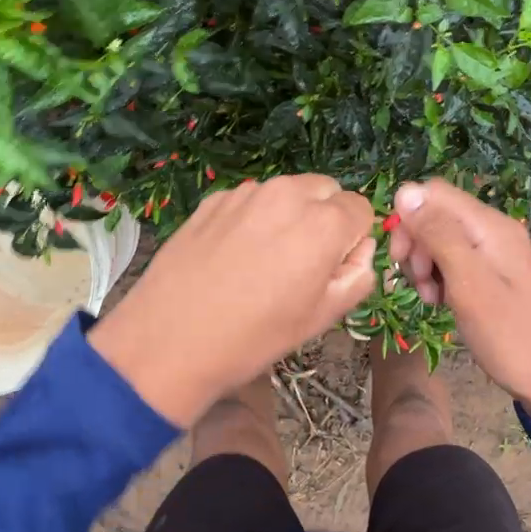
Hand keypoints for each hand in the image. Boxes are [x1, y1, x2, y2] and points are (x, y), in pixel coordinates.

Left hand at [89, 175, 375, 426]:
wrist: (168, 341)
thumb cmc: (254, 337)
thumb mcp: (321, 318)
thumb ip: (357, 276)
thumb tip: (360, 251)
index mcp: (323, 224)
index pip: (361, 209)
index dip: (354, 238)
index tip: (334, 266)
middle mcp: (288, 194)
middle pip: (327, 190)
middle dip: (326, 218)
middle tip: (303, 262)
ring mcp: (247, 193)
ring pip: (288, 191)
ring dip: (291, 214)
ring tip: (265, 260)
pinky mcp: (214, 199)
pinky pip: (252, 199)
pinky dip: (255, 217)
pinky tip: (234, 256)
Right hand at [387, 180, 530, 417]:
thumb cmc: (509, 335)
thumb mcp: (468, 284)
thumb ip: (438, 235)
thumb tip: (406, 192)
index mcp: (490, 226)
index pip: (435, 193)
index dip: (408, 216)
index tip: (400, 255)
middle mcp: (493, 230)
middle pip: (436, 214)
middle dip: (415, 243)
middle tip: (414, 280)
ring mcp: (493, 252)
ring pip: (440, 238)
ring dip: (424, 263)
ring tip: (429, 296)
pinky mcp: (490, 273)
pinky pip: (452, 260)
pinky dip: (438, 276)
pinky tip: (440, 300)